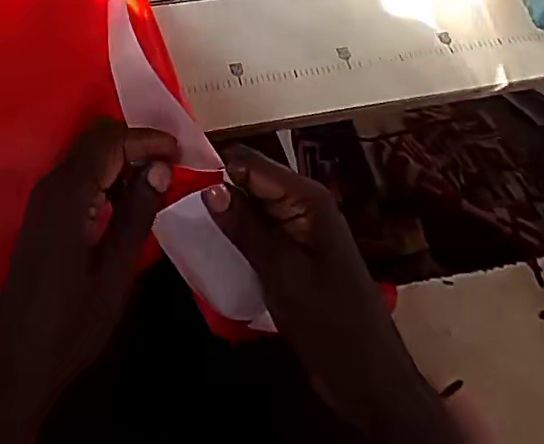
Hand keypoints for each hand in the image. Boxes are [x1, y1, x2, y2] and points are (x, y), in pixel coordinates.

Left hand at [0, 119, 179, 442]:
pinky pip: (79, 174)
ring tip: (157, 176)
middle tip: (171, 162)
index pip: (110, 143)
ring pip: (86, 154)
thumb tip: (159, 167)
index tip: (180, 151)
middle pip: (95, 140)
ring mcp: (44, 197)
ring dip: (121, 156)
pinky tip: (128, 196)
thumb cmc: (70, 323)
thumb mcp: (114, 273)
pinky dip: (106, 173)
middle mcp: (52, 185)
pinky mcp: (44, 211)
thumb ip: (136, 215)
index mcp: (68, 194)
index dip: (146, 139)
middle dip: (135, 141)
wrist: (18, 358)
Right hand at [205, 146, 463, 443]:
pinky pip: (256, 228)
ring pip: (250, 203)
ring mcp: (298, 227)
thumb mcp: (281, 271)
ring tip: (183, 216)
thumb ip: (245, 226)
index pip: (251, 162)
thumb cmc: (330, 321)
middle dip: (216, 185)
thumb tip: (209, 186)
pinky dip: (234, 231)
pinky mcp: (292, 250)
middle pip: (249, 178)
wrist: (368, 380)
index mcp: (307, 197)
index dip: (215, 165)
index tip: (177, 175)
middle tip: (174, 196)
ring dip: (223, 210)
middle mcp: (303, 203)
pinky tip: (209, 242)